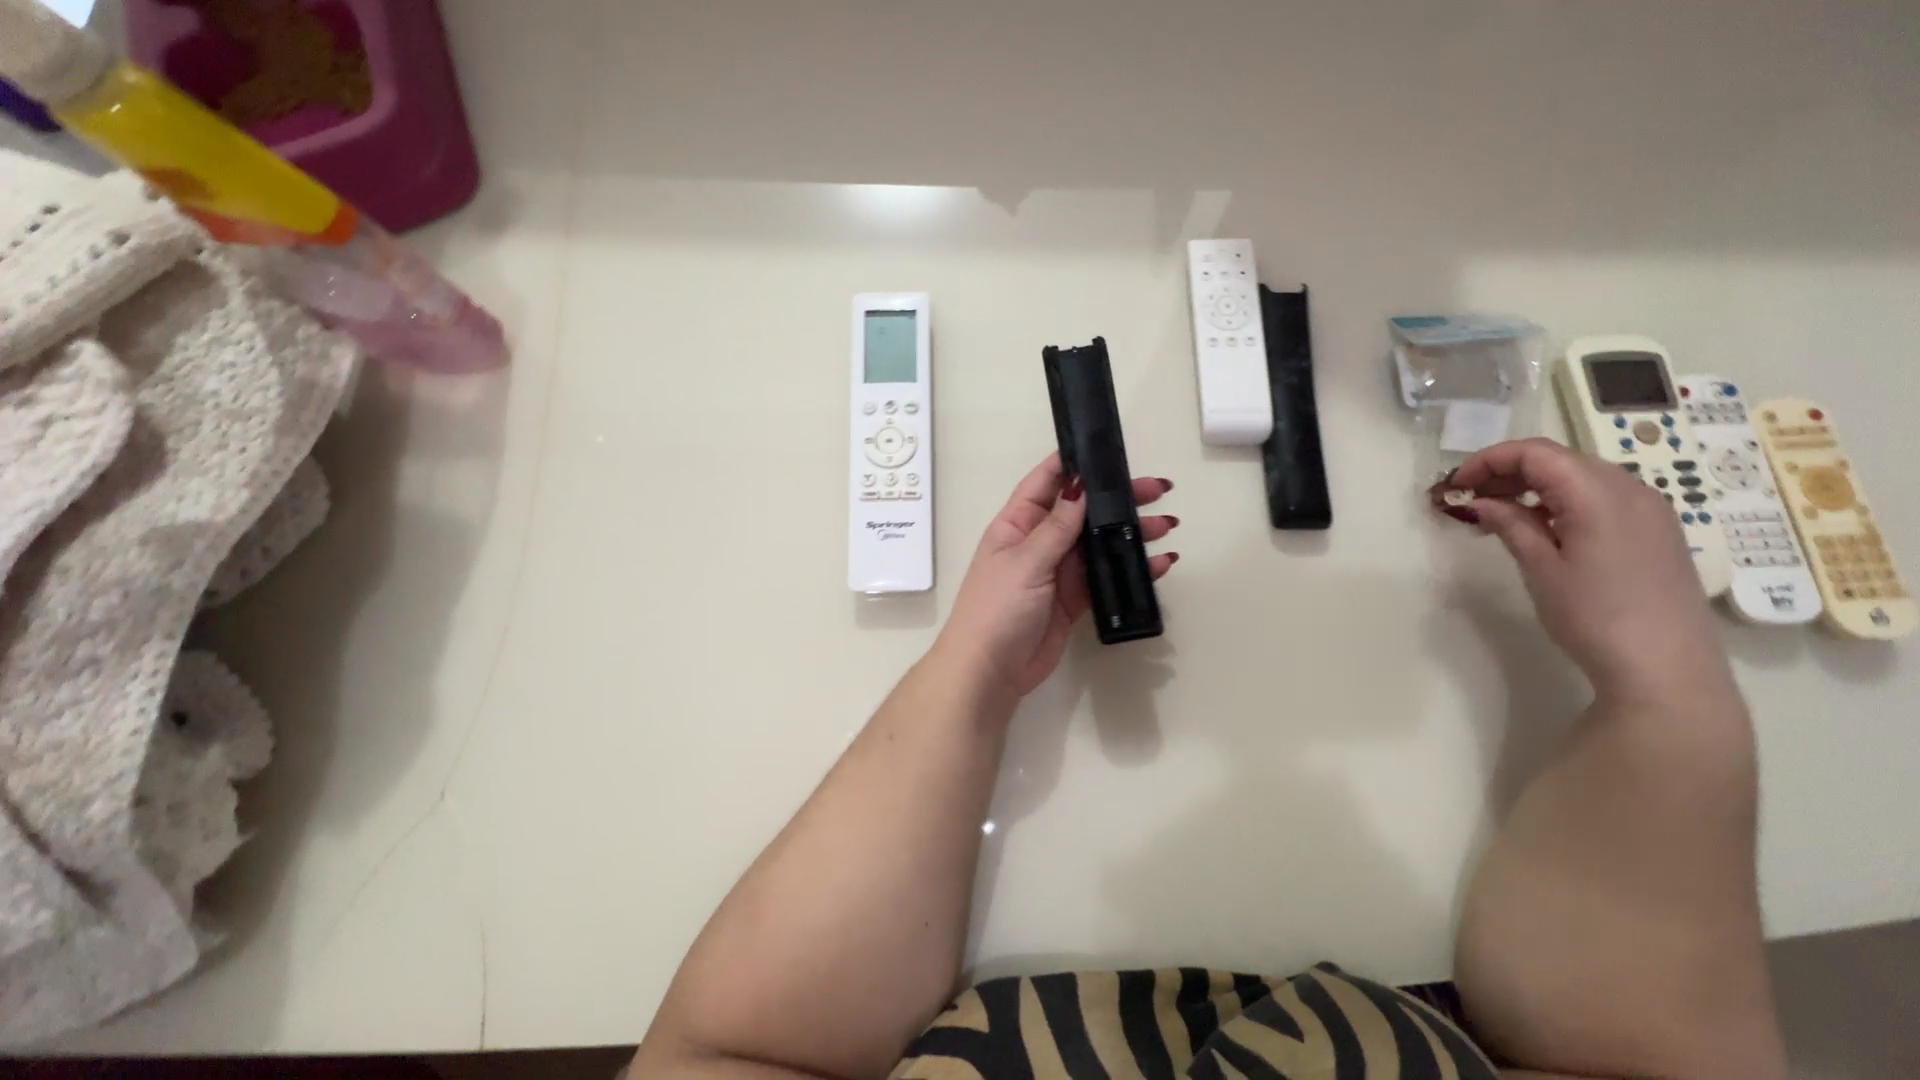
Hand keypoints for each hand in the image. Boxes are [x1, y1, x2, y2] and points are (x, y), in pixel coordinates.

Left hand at [934, 454, 1178, 699]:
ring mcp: (1057, 572)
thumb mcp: (1025, 561)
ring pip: (1099, 543)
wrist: (990, 671)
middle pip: (1082, 511)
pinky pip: (1105, 576)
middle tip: (1158, 490)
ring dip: (1131, 533)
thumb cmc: (996, 609)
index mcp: (1017, 524)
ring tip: (1168, 526)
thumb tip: (1080, 486)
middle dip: (1118, 499)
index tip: (1109, 451)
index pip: (1046, 483)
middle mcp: (1038, 542)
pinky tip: (1160, 564)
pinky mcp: (1073, 599)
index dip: (1075, 465)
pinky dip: (1131, 569)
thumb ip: (1057, 527)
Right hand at [1444, 438, 1733, 705]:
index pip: (1534, 453)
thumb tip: (1481, 502)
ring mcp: (1648, 509)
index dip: (1489, 460)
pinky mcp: (1655, 530)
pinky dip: (1563, 500)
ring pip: (1580, 477)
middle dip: (1508, 471)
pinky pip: (1602, 497)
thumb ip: (1511, 525)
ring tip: (1498, 515)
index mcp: (1598, 493)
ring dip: (1535, 486)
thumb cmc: (1595, 616)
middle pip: (1559, 459)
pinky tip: (1542, 528)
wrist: (1666, 666)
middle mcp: (1629, 489)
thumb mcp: (1542, 569)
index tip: (1455, 485)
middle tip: (1469, 500)